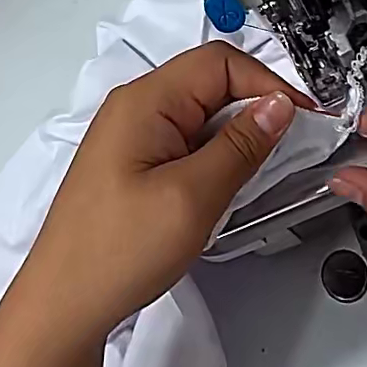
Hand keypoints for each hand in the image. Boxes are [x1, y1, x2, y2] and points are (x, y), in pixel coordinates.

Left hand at [19, 41, 310, 341]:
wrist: (65, 304)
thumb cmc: (112, 253)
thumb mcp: (192, 197)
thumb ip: (240, 146)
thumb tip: (277, 106)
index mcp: (145, 101)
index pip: (220, 63)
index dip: (267, 83)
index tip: (300, 115)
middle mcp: (136, 107)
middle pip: (211, 81)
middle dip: (253, 107)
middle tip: (284, 145)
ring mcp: (133, 132)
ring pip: (202, 111)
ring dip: (234, 133)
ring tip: (252, 172)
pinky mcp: (135, 158)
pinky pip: (187, 137)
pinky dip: (214, 152)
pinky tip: (222, 183)